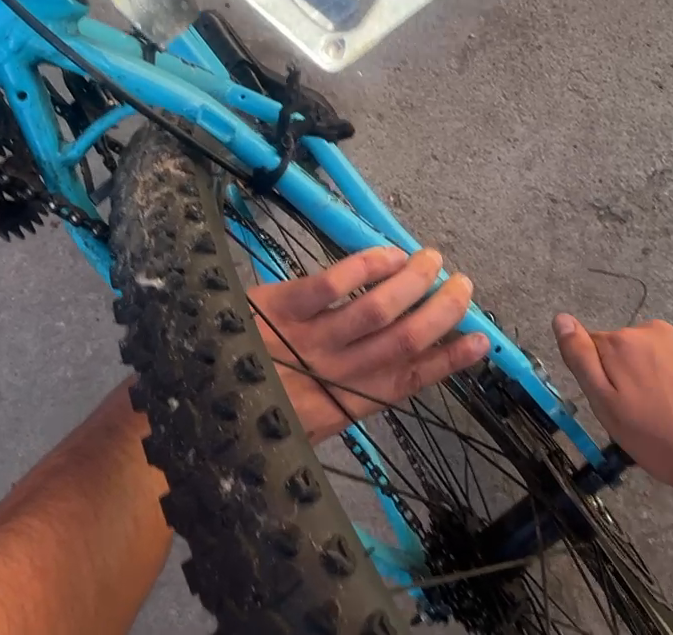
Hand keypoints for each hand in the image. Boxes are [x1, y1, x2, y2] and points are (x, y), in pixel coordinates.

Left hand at [248, 247, 489, 442]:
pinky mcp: (282, 305)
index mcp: (342, 406)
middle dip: (441, 311)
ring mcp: (307, 338)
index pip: (407, 382)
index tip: (480, 339)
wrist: (192, 396)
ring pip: (376, 309)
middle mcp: (332, 374)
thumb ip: (346, 396)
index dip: (448, 360)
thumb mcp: (306, 420)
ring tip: (431, 259)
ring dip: (412, 282)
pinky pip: (334, 283)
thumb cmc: (253, 408)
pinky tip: (388, 253)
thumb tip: (394, 366)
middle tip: (462, 285)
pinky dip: (368, 265)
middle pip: (403, 341)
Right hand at [554, 314, 672, 502]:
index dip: (600, 380)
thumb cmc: (661, 440)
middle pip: (627, 351)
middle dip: (628, 377)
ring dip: (658, 378)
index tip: (617, 408)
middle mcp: (654, 330)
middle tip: (643, 418)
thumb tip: (561, 318)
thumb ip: (580, 358)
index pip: (592, 349)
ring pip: (658, 356)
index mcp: (622, 343)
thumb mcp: (607, 407)